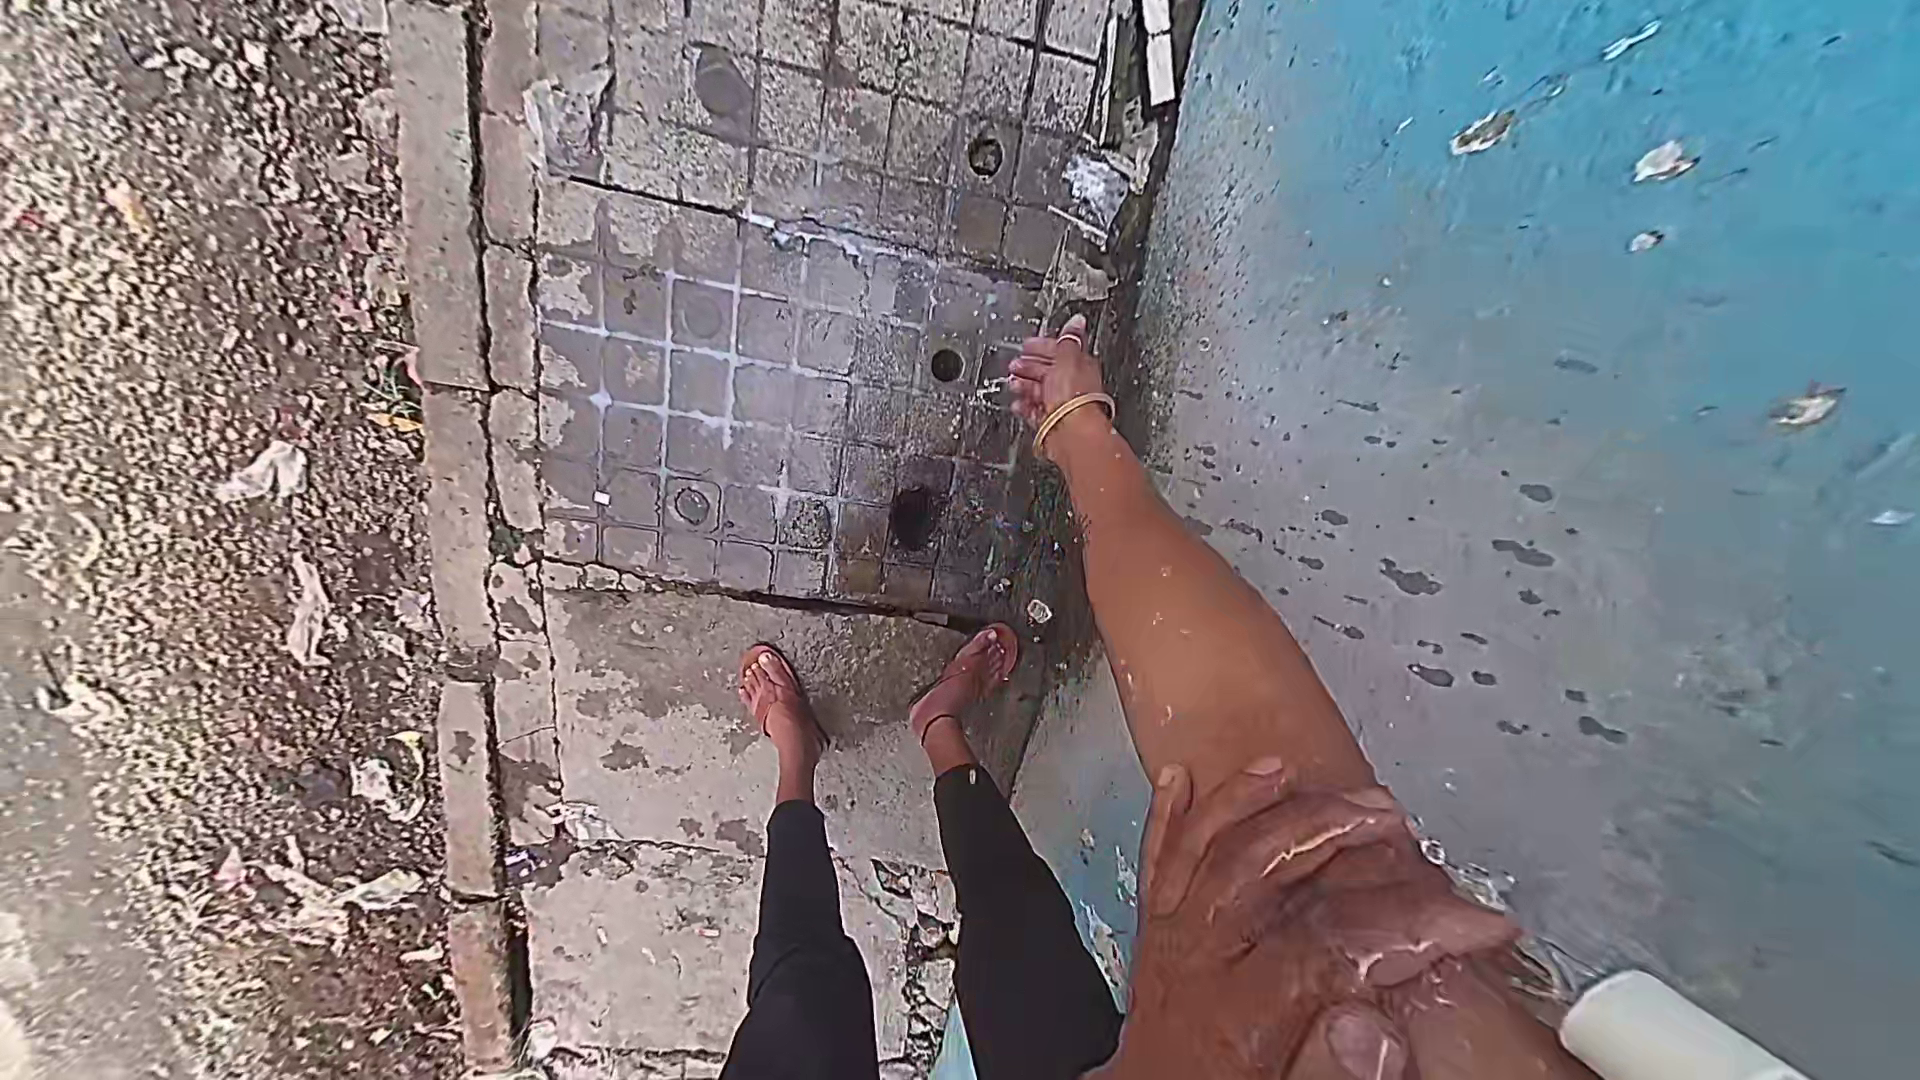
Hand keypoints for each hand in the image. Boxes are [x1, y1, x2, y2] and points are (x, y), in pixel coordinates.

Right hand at [1009, 313, 1105, 436]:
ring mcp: (1060, 405)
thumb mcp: (1068, 358)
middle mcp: (1071, 386)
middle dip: (1029, 366)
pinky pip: (1034, 411)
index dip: (1041, 346)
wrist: (1071, 431)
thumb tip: (1077, 321)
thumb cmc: (1074, 397)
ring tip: (1012, 383)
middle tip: (1015, 364)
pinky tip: (1018, 404)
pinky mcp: (1050, 422)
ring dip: (1023, 385)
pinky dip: (1024, 406)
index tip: (1027, 345)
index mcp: (1079, 366)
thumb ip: (1068, 339)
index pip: (1058, 351)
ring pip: (1039, 391)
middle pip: (1047, 372)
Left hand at [1092, 759, 1518, 1079]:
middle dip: (1325, 830)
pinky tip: (1176, 774)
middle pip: (1260, 868)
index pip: (1332, 944)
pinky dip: (1164, 811)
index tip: (1479, 917)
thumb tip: (1375, 1026)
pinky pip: (1153, 854)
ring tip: (1286, 769)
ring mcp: (1167, 926)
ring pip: (1204, 845)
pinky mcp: (1148, 920)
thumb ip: (1330, 1077)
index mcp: (1240, 1009)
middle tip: (1387, 813)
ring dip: (1244, 800)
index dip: (1410, 925)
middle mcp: (1197, 950)